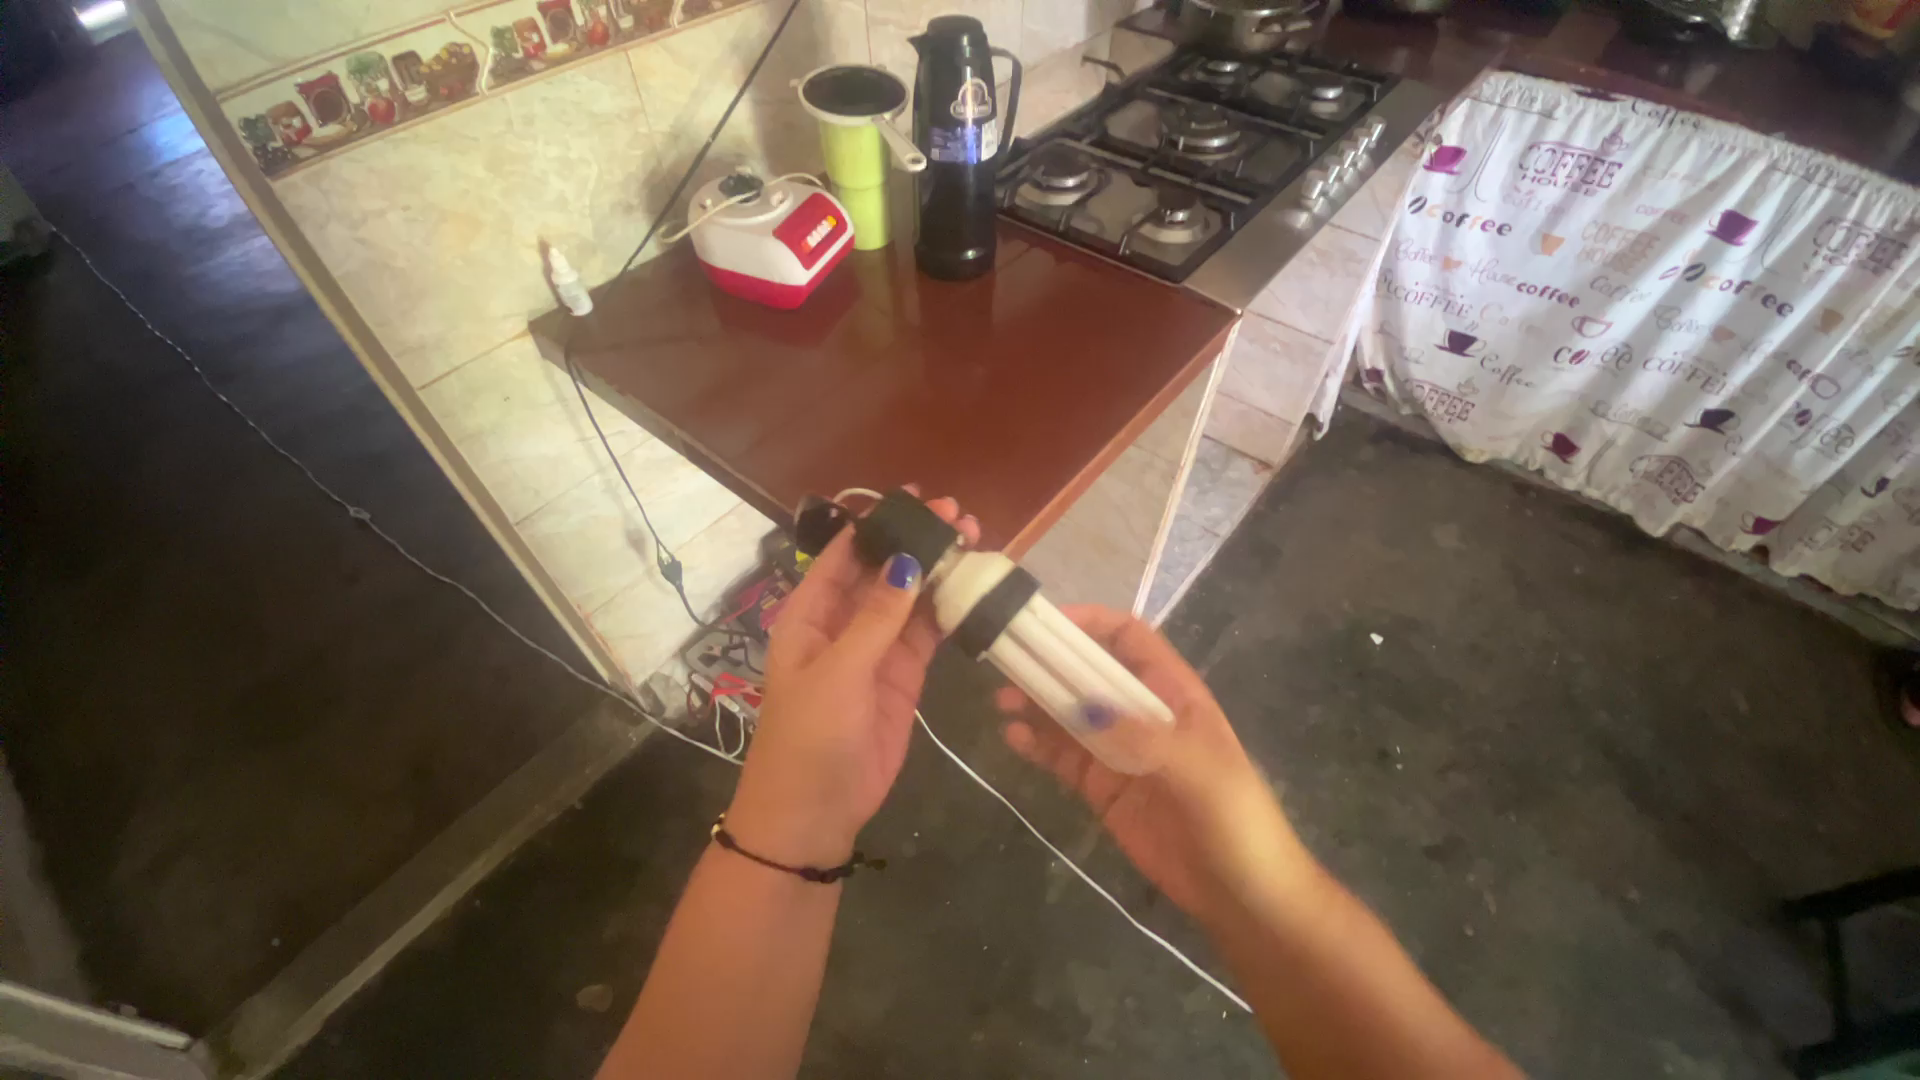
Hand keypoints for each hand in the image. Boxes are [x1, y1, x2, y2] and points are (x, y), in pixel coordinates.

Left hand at [726, 495, 979, 868]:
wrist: (816, 813)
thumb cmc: (809, 736)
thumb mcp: (838, 672)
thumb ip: (876, 618)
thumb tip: (906, 562)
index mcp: (810, 615)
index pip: (843, 556)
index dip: (877, 527)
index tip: (917, 501)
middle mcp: (843, 624)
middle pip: (884, 571)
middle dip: (916, 543)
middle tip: (959, 517)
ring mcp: (876, 650)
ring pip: (910, 599)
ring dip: (937, 572)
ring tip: (974, 541)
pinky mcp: (904, 677)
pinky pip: (926, 633)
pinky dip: (947, 611)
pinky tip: (971, 587)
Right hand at [996, 606, 1321, 921]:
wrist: (1243, 896)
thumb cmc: (1236, 821)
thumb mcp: (1200, 773)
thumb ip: (1144, 738)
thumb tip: (1084, 706)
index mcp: (1173, 694)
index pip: (1129, 639)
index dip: (1092, 623)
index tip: (1048, 624)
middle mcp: (1141, 713)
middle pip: (1089, 672)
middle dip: (1050, 663)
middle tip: (1008, 664)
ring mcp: (1118, 750)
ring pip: (1069, 712)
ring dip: (1036, 701)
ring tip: (1003, 702)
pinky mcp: (1101, 786)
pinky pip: (1063, 755)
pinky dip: (1037, 743)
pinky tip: (1013, 739)